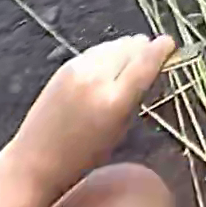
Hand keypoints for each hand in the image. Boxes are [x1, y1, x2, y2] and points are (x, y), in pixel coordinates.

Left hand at [0, 35, 175, 198]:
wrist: (34, 161)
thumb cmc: (86, 153)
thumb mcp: (123, 125)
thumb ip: (139, 91)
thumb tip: (156, 60)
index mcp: (115, 99)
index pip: (147, 59)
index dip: (163, 48)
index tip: (171, 45)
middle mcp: (97, 78)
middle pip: (133, 45)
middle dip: (145, 50)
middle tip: (149, 63)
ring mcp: (78, 69)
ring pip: (116, 44)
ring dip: (127, 51)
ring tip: (127, 69)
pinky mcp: (65, 67)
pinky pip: (99, 50)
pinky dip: (109, 55)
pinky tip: (108, 70)